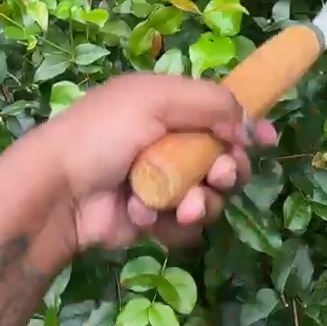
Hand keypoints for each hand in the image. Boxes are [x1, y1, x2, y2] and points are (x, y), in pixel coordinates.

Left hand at [12, 73, 276, 253]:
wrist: (58, 190)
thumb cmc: (103, 132)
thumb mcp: (157, 99)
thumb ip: (211, 104)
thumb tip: (250, 125)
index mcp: (166, 105)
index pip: (218, 111)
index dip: (245, 125)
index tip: (267, 140)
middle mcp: (168, 142)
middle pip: (223, 158)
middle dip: (228, 168)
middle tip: (219, 174)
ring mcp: (162, 182)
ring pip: (210, 196)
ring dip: (202, 201)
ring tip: (183, 206)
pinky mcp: (154, 219)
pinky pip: (186, 226)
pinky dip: (172, 223)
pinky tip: (146, 216)